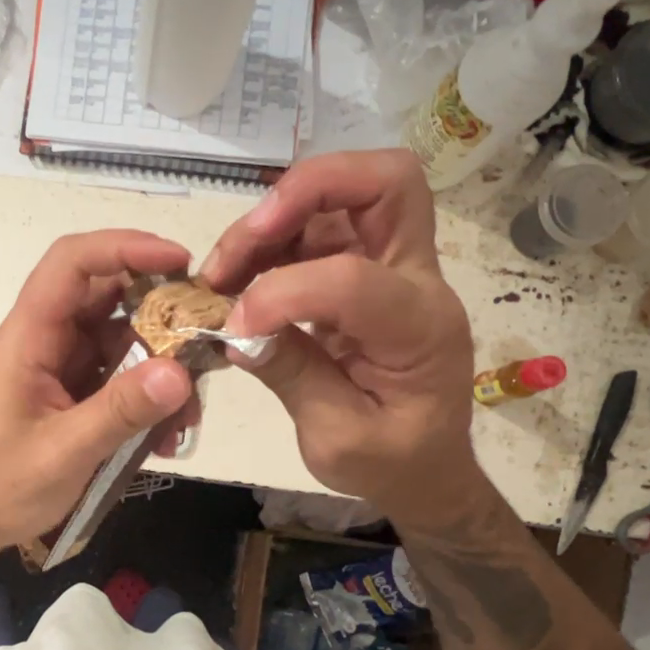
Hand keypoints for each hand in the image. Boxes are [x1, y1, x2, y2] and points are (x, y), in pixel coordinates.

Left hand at [0, 231, 196, 562]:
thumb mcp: (61, 453)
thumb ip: (119, 412)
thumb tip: (181, 372)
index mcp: (27, 338)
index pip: (71, 264)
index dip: (124, 247)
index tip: (180, 261)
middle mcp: (44, 343)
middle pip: (106, 299)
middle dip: (160, 314)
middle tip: (205, 340)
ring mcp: (57, 370)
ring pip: (118, 342)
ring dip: (159, 368)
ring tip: (188, 413)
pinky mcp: (68, 398)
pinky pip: (115, 381)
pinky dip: (144, 400)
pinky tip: (164, 437)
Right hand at [200, 149, 481, 527]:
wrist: (426, 468)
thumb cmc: (390, 462)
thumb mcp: (336, 439)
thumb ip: (292, 376)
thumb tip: (235, 330)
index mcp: (419, 330)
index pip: (353, 279)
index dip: (284, 292)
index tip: (235, 329)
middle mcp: (417, 282)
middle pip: (387, 182)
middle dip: (309, 190)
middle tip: (247, 238)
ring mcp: (394, 271)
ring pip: (349, 194)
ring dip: (278, 216)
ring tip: (223, 268)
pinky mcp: (367, 275)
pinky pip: (324, 228)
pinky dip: (275, 239)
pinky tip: (239, 276)